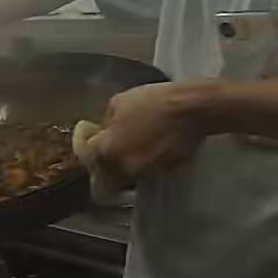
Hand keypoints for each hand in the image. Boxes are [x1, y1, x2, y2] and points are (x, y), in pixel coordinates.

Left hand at [88, 82, 212, 179]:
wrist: (193, 109)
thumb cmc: (153, 102)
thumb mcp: (118, 103)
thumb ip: (105, 123)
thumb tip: (104, 131)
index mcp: (107, 152)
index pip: (86, 156)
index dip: (84, 141)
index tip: (89, 130)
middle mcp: (124, 170)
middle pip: (106, 169)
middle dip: (105, 154)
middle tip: (110, 138)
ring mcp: (146, 175)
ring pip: (127, 172)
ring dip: (125, 158)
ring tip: (133, 139)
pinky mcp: (166, 174)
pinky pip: (148, 170)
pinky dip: (145, 160)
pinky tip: (151, 143)